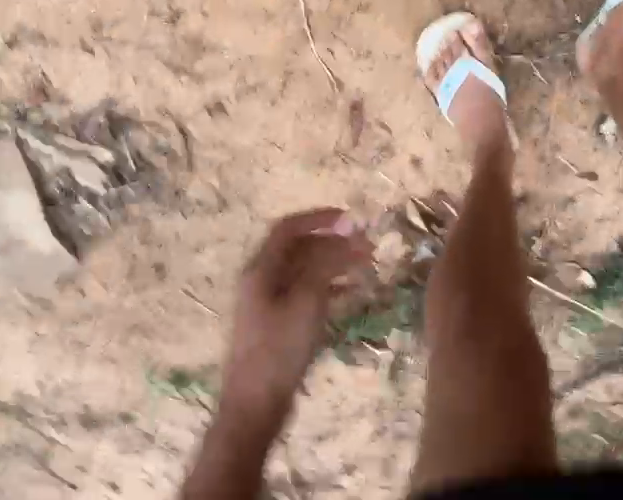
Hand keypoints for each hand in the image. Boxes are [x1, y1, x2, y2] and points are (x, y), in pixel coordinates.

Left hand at [219, 208, 372, 430]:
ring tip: (366, 265)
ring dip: (335, 262)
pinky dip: (330, 285)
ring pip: (305, 269)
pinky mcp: (278, 322)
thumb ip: (327, 262)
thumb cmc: (280, 348)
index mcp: (261, 270)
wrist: (256, 405)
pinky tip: (353, 291)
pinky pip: (306, 291)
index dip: (319, 218)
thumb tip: (348, 235)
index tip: (352, 219)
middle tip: (367, 245)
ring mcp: (268, 302)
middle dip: (334, 242)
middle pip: (299, 247)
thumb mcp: (308, 299)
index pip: (289, 228)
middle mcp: (261, 280)